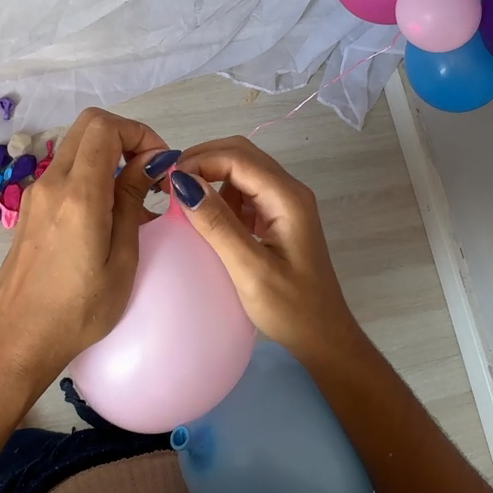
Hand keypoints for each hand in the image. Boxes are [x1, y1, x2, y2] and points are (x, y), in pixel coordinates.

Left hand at [0, 108, 168, 383]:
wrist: (18, 339)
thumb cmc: (79, 309)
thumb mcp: (122, 259)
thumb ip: (132, 200)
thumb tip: (151, 160)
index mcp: (78, 193)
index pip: (105, 127)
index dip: (138, 132)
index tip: (159, 162)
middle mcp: (52, 182)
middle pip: (88, 125)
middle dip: (125, 135)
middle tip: (148, 168)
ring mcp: (37, 192)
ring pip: (76, 145)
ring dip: (108, 153)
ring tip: (134, 191)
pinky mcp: (31, 206)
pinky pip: (65, 169)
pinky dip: (91, 171)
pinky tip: (108, 210)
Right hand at [168, 136, 362, 361]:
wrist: (325, 338)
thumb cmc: (291, 309)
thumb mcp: (250, 269)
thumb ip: (218, 224)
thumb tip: (184, 183)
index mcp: (287, 197)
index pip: (238, 157)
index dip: (200, 161)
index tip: (167, 180)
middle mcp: (288, 191)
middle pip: (241, 154)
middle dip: (203, 160)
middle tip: (169, 183)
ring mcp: (284, 203)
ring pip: (242, 169)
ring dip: (211, 174)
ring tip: (181, 196)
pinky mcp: (277, 217)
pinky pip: (245, 191)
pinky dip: (221, 193)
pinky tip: (204, 215)